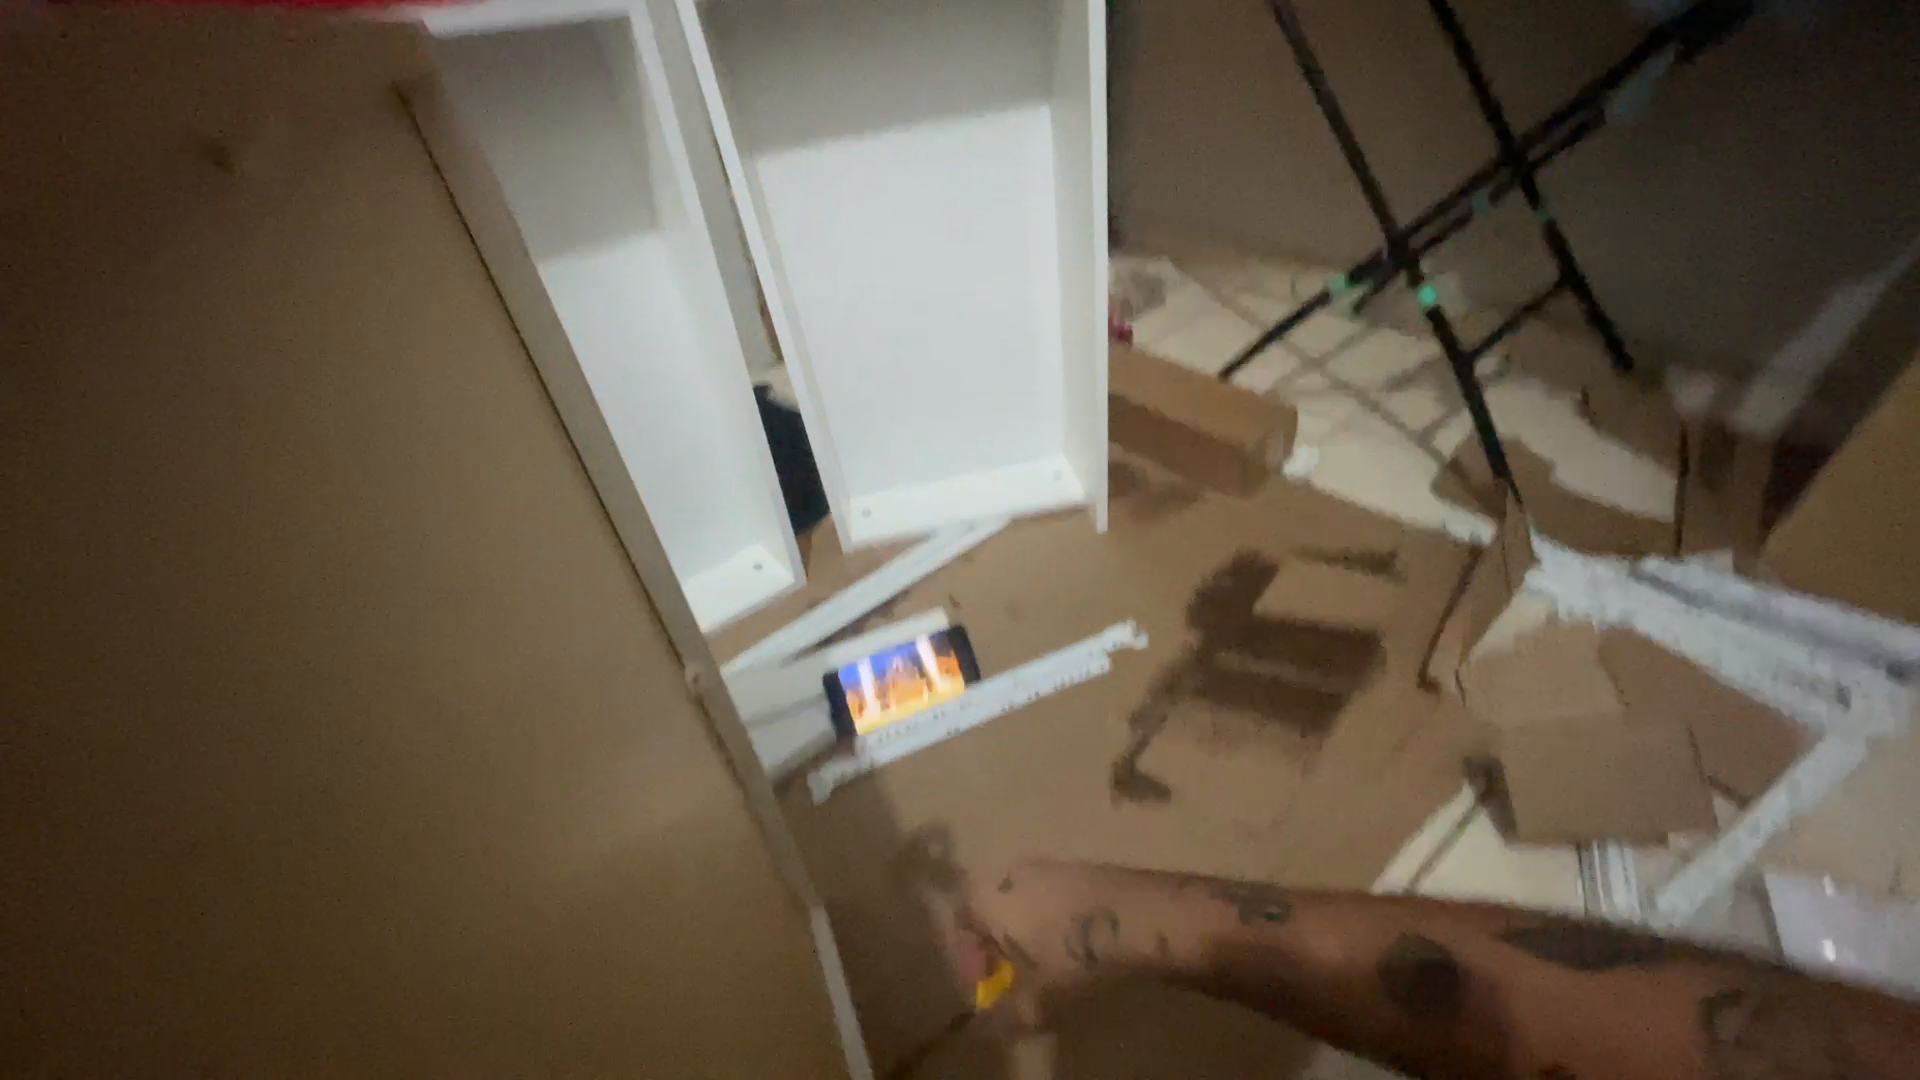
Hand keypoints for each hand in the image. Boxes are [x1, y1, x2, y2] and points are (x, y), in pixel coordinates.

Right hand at [956, 858, 1161, 1019]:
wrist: (1139, 917)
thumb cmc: (1075, 955)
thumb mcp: (1038, 999)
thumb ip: (1008, 1012)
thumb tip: (990, 1023)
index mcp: (993, 897)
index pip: (963, 917)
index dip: (968, 954)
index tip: (985, 985)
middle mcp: (1015, 873)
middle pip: (994, 904)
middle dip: (999, 939)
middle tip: (1014, 972)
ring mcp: (1052, 865)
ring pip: (1027, 897)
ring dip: (1029, 928)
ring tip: (1048, 961)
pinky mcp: (1083, 868)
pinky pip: (1056, 894)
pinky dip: (1056, 918)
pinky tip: (1077, 944)